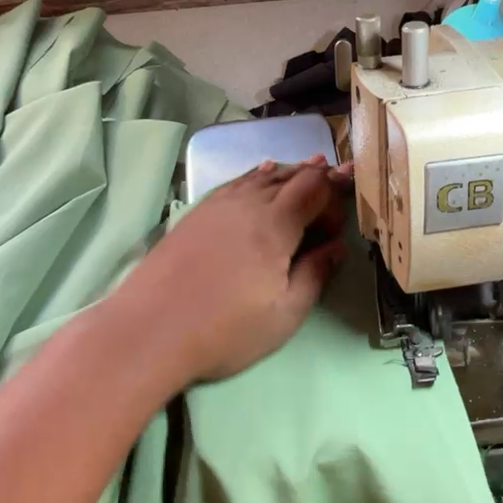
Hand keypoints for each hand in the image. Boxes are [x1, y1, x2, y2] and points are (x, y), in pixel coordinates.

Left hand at [114, 157, 351, 382]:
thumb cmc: (224, 330)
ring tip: (306, 171)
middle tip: (337, 181)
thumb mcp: (284, 315)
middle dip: (316, 177)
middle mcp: (247, 204)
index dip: (336, 187)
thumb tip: (337, 248)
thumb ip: (315, 275)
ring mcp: (217, 205)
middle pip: (289, 176)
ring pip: (261, 176)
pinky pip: (236, 183)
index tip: (353, 189)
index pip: (314, 188)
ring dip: (288, 174)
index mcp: (275, 225)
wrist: (149, 331)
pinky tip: (261, 177)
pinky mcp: (196, 214)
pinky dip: (257, 177)